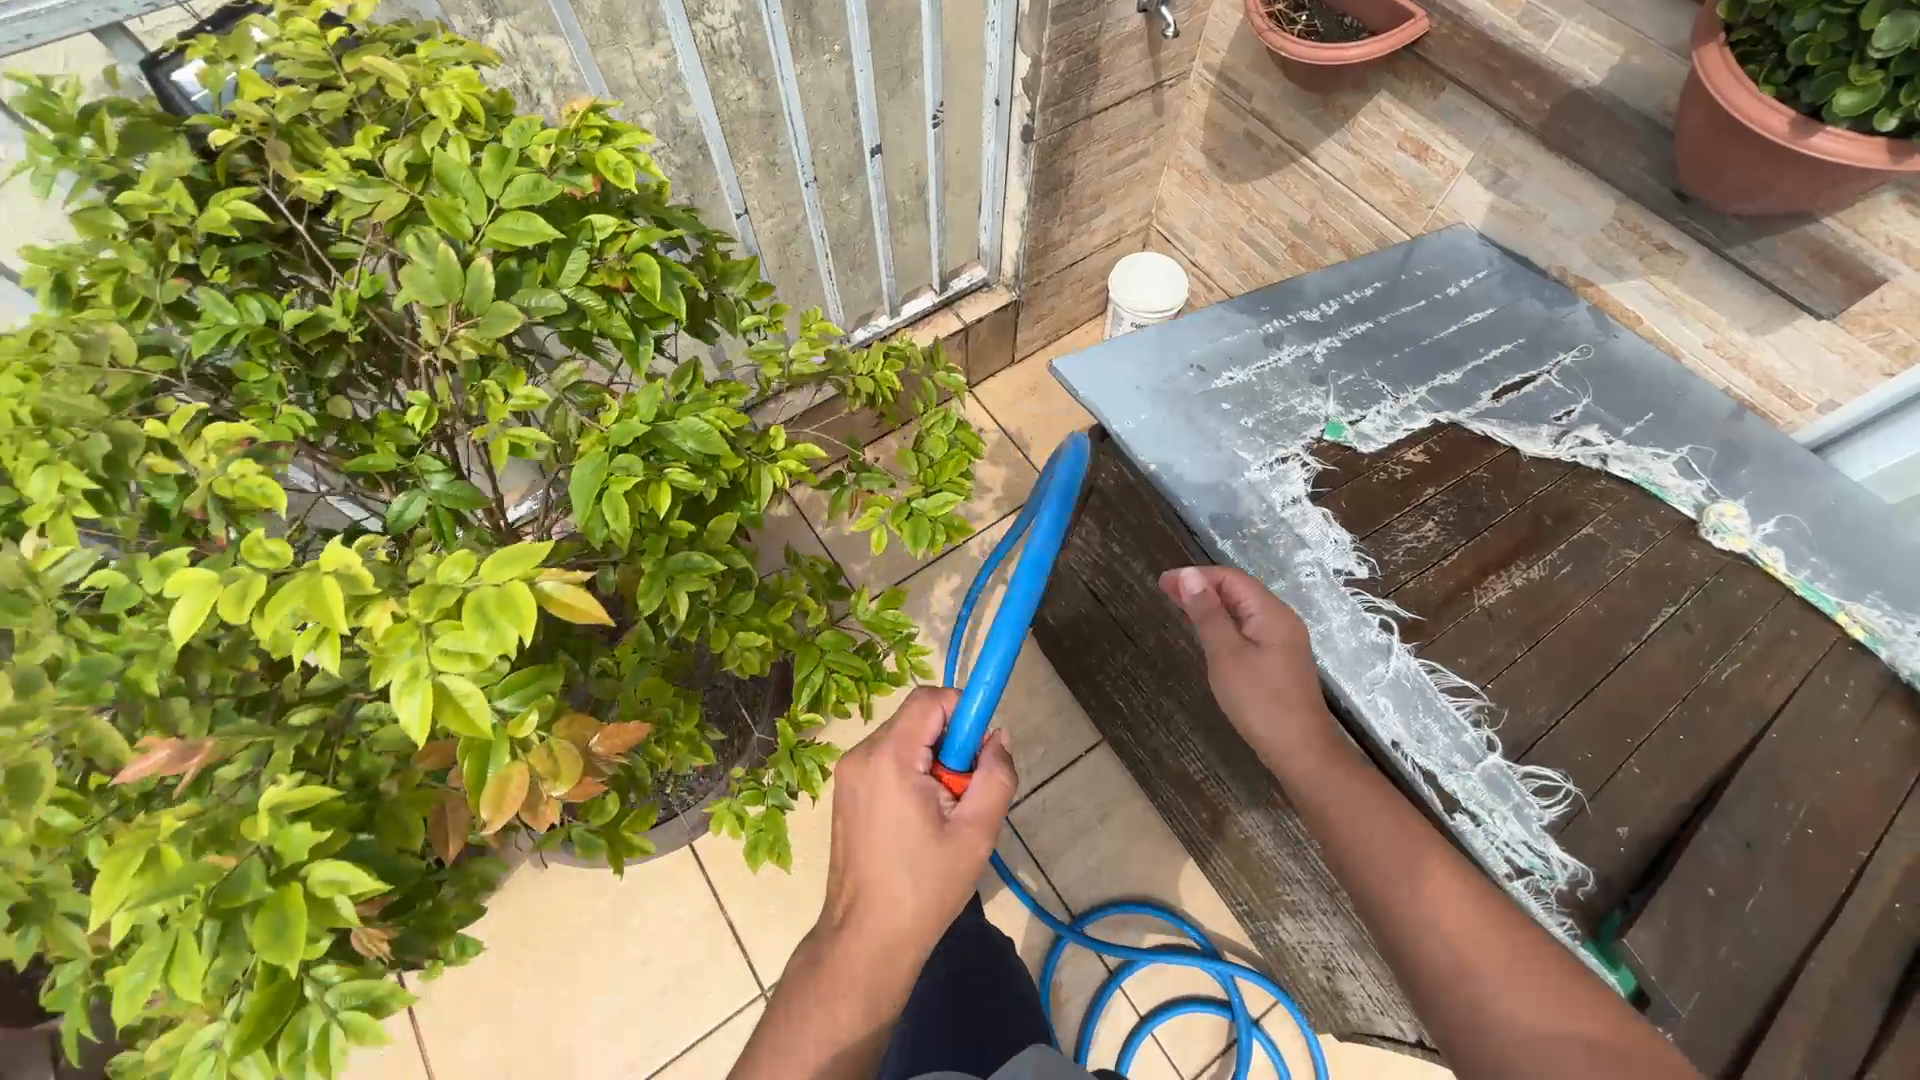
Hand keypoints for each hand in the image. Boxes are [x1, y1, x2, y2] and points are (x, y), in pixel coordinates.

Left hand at [815, 686, 1017, 963]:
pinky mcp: (845, 792)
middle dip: (950, 743)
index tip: (982, 750)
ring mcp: (848, 774)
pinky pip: (887, 760)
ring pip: (903, 740)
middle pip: (916, 718)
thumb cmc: (924, 887)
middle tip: (965, 792)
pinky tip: (920, 821)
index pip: (930, 699)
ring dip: (932, 761)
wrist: (865, 939)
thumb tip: (998, 737)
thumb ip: (996, 775)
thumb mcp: (976, 833)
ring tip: (943, 814)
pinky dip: (911, 774)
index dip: (964, 712)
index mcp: (889, 758)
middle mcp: (861, 755)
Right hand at [1158, 565, 1338, 758]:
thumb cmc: (1259, 701)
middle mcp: (1281, 620)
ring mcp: (1283, 641)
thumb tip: (1190, 576)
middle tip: (1165, 592)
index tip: (1163, 583)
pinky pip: (1248, 629)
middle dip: (1202, 587)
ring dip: (1211, 605)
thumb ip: (1208, 614)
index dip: (1196, 576)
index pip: (1231, 579)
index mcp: (1271, 613)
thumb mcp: (1226, 655)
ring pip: (1243, 611)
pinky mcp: (1279, 659)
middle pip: (1238, 591)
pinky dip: (1223, 623)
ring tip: (1179, 606)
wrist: (1300, 749)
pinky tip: (1207, 633)